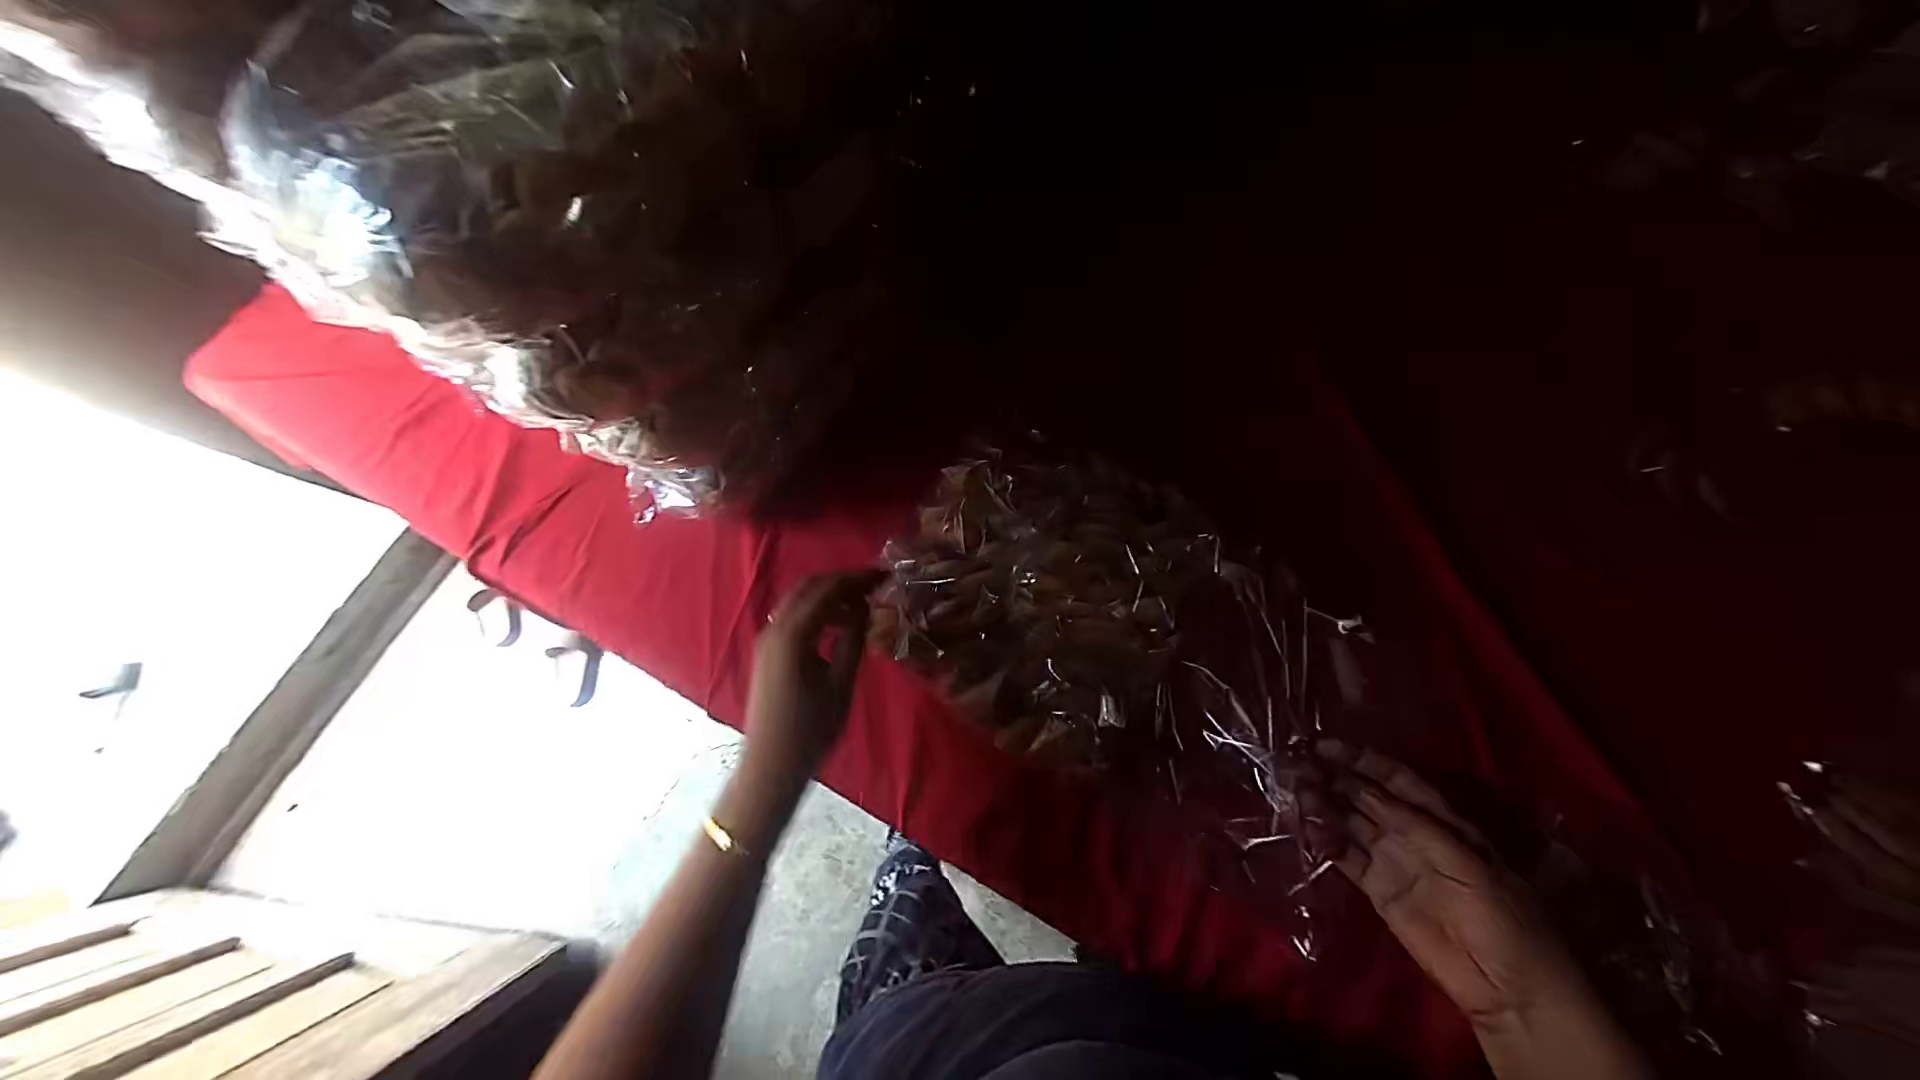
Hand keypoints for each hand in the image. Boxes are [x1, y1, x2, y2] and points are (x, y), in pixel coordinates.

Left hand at [743, 571, 882, 783]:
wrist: (771, 766)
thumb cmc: (810, 730)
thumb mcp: (841, 684)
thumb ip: (854, 639)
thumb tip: (865, 608)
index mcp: (793, 634)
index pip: (829, 589)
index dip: (859, 579)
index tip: (886, 576)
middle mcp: (775, 628)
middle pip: (810, 586)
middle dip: (843, 581)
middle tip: (875, 586)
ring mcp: (767, 639)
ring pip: (800, 600)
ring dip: (830, 595)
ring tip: (862, 607)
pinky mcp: (768, 652)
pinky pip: (793, 616)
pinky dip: (817, 611)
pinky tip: (838, 626)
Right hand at [1317, 741, 1649, 1079]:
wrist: (1510, 990)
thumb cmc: (1503, 920)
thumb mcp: (1467, 865)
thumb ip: (1415, 826)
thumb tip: (1362, 789)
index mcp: (1441, 820)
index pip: (1396, 778)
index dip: (1362, 759)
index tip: (1325, 745)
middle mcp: (1410, 832)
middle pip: (1365, 796)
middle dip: (1333, 777)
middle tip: (1297, 766)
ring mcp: (1391, 859)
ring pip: (1349, 821)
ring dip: (1322, 805)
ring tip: (1296, 793)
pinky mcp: (1376, 888)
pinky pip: (1344, 856)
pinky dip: (1323, 841)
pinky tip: (1307, 830)